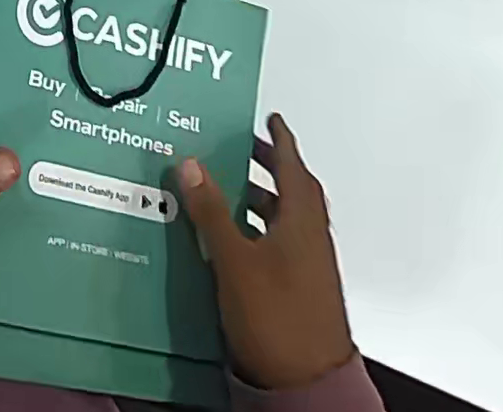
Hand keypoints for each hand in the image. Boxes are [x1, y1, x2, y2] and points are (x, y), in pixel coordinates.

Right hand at [177, 113, 355, 390]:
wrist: (308, 389)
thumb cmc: (277, 318)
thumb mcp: (234, 259)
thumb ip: (211, 210)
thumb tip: (192, 164)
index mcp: (302, 219)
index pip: (292, 165)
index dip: (281, 138)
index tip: (273, 117)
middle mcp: (311, 235)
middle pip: (294, 187)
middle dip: (271, 164)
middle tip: (248, 148)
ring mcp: (310, 262)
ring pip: (289, 215)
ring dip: (266, 195)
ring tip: (236, 187)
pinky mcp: (303, 286)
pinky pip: (284, 238)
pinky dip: (264, 224)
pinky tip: (240, 235)